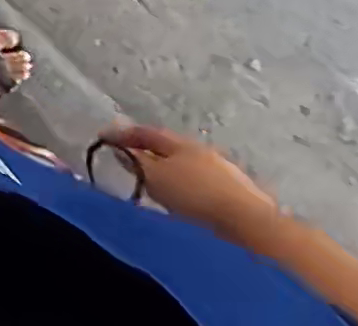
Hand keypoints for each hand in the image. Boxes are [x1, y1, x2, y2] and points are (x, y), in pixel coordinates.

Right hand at [98, 125, 277, 234]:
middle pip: (167, 146)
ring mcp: (224, 170)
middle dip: (147, 150)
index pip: (143, 131)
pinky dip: (187, 184)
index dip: (121, 133)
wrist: (255, 226)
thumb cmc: (196, 195)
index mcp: (178, 142)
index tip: (102, 137)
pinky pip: (202, 181)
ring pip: (187, 164)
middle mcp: (201, 150)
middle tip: (130, 157)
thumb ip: (135, 163)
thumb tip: (121, 151)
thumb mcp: (155, 179)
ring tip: (157, 180)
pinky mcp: (239, 193)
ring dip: (169, 168)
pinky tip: (185, 196)